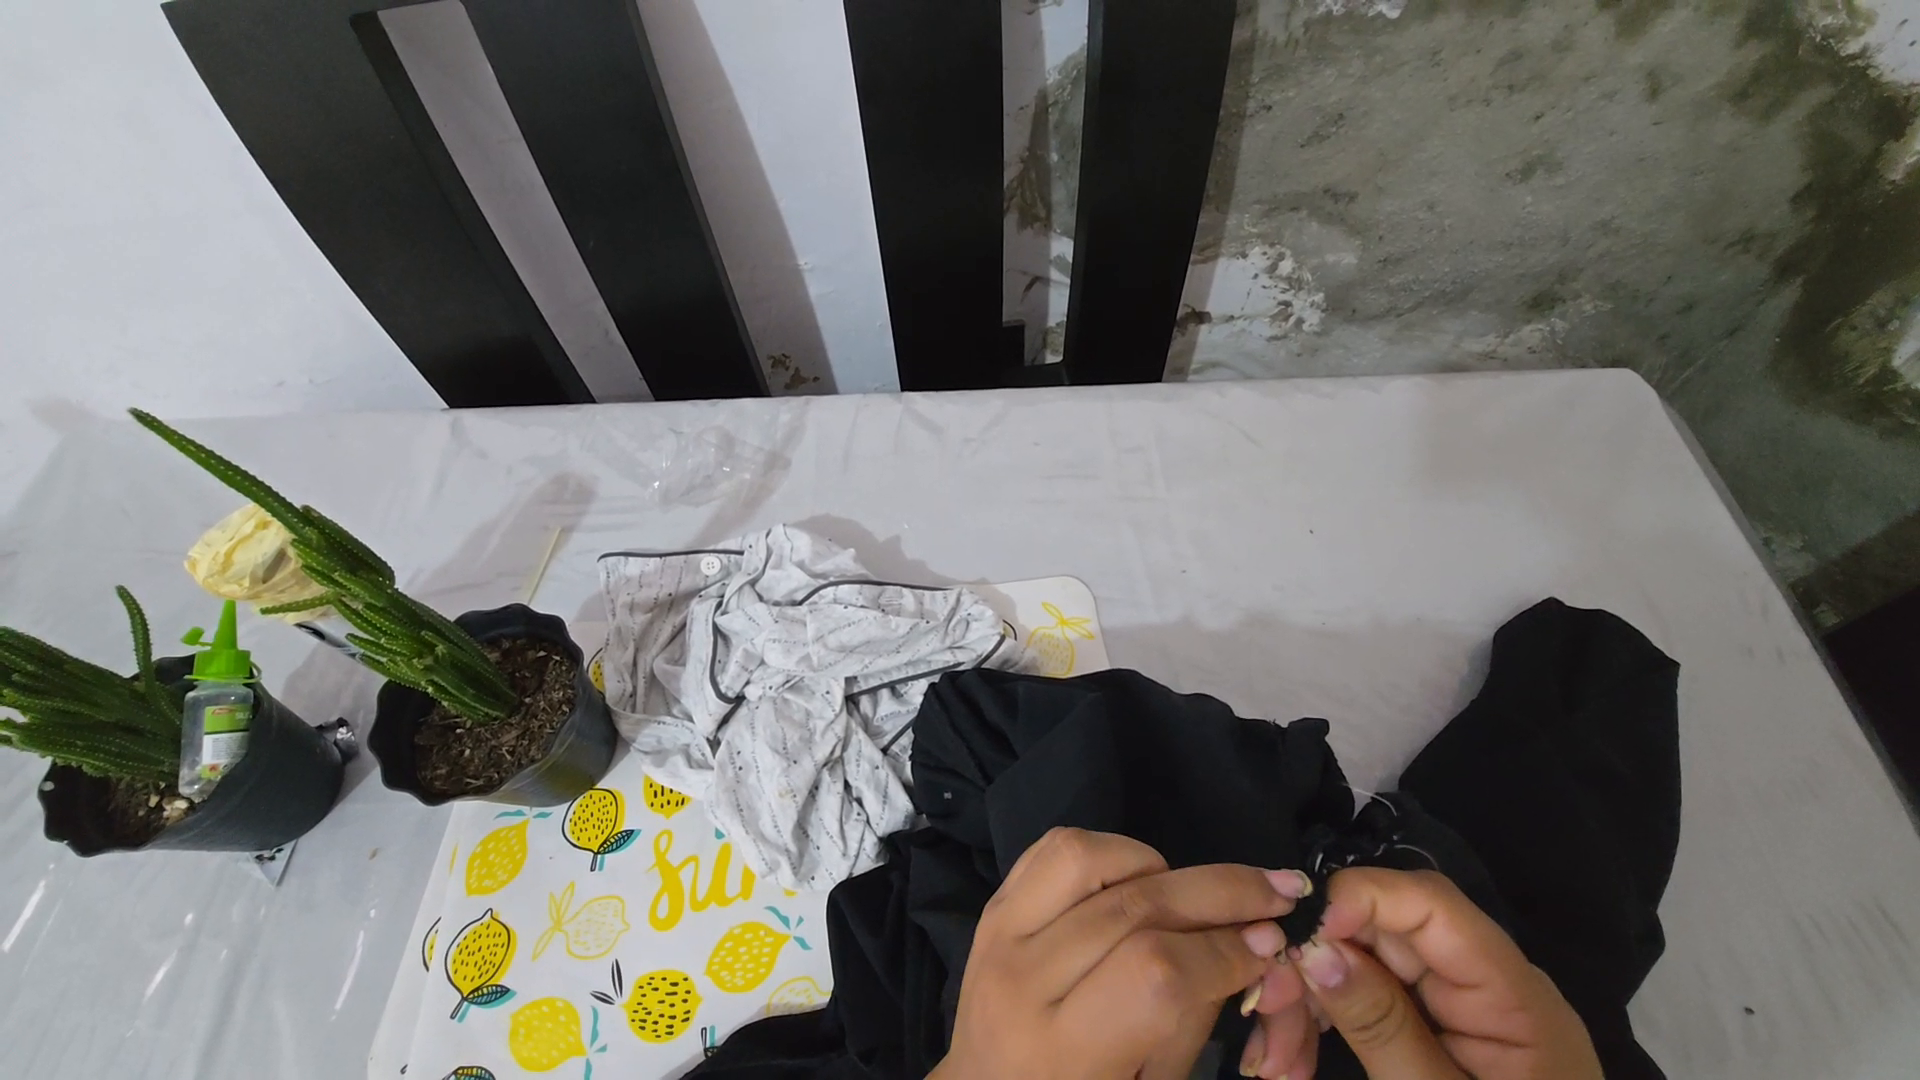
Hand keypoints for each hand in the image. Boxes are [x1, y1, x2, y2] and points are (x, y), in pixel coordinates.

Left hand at [930, 827, 1312, 1079]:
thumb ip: (1193, 1013)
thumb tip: (1250, 941)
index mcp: (1060, 1052)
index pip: (1154, 974)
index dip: (1223, 952)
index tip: (1274, 942)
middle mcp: (1021, 980)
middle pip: (1130, 908)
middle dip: (1217, 894)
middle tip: (1275, 890)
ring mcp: (999, 930)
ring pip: (1088, 858)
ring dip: (1157, 866)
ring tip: (1189, 895)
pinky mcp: (994, 900)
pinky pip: (1056, 846)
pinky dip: (1110, 849)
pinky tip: (1139, 876)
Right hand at [1252, 867, 1602, 1079]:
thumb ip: (1383, 1028)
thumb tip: (1315, 948)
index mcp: (1510, 995)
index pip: (1431, 903)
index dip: (1361, 898)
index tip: (1301, 938)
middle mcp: (1478, 983)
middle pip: (1377, 933)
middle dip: (1313, 963)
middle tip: (1265, 1010)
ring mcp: (1449, 1006)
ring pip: (1355, 963)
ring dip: (1305, 1002)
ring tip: (1271, 1063)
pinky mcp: (1424, 1029)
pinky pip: (1359, 999)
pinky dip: (1318, 1024)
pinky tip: (1287, 1063)